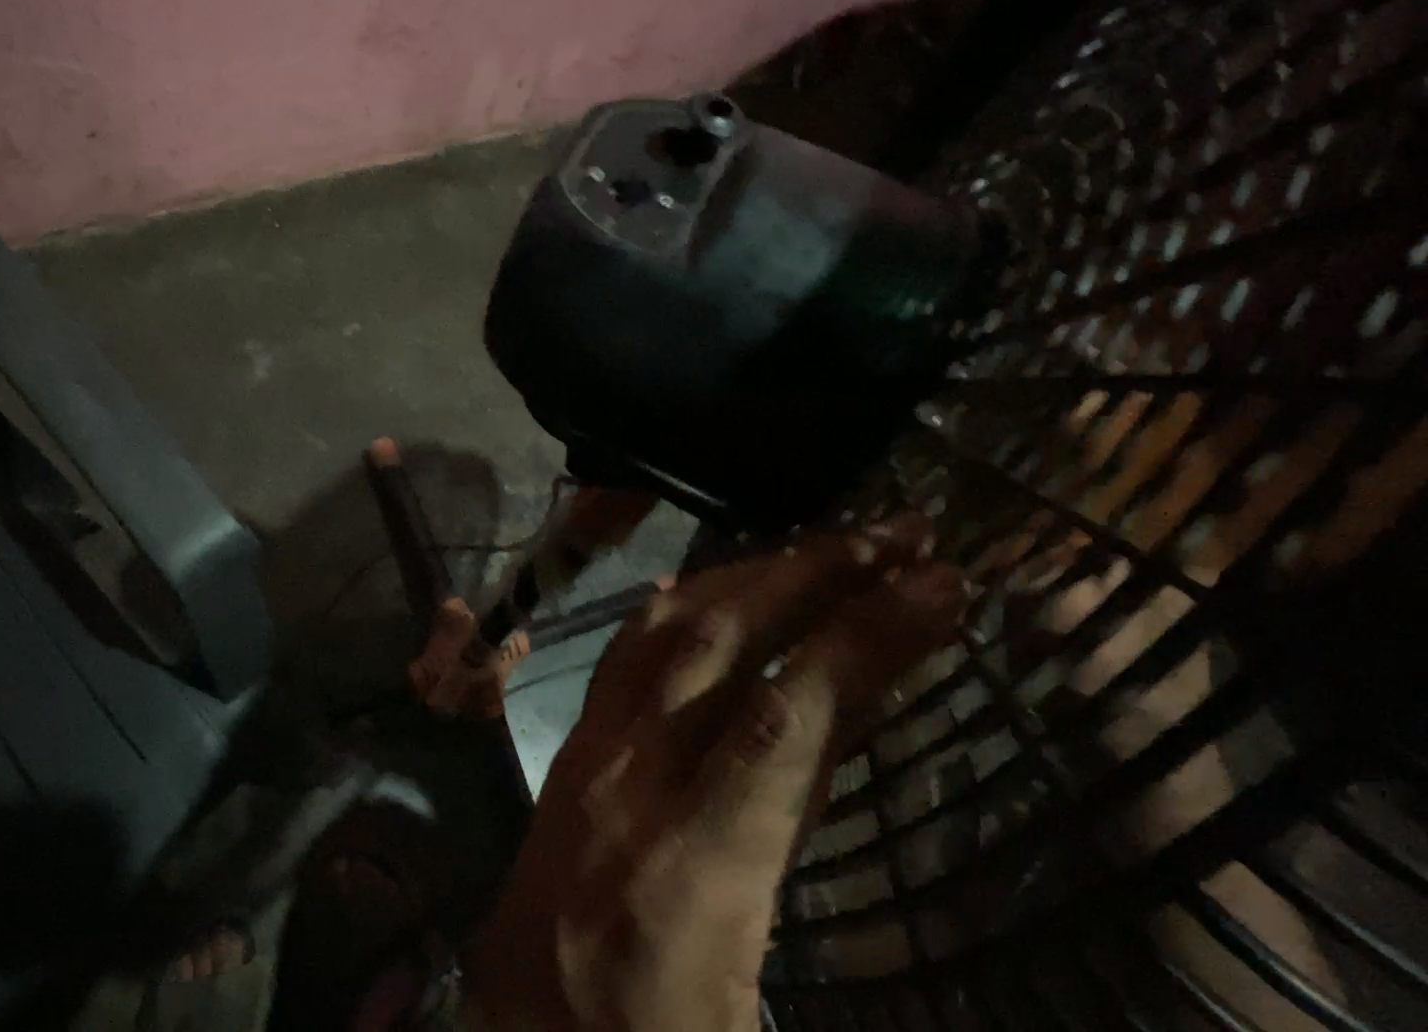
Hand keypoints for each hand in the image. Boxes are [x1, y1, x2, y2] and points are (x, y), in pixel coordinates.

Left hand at [459, 516, 966, 1030]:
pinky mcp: (567, 750)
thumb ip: (800, 830)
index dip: (867, 636)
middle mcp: (627, 783)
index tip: (939, 583)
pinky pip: (620, 654)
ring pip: (662, 630)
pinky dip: (677, 605)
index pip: (787, 715)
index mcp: (691, 867)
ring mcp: (586, 755)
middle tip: (893, 532)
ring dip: (747, 573)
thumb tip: (853, 706)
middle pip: (717, 641)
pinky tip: (713, 584)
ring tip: (822, 545)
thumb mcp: (753, 972)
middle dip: (812, 574)